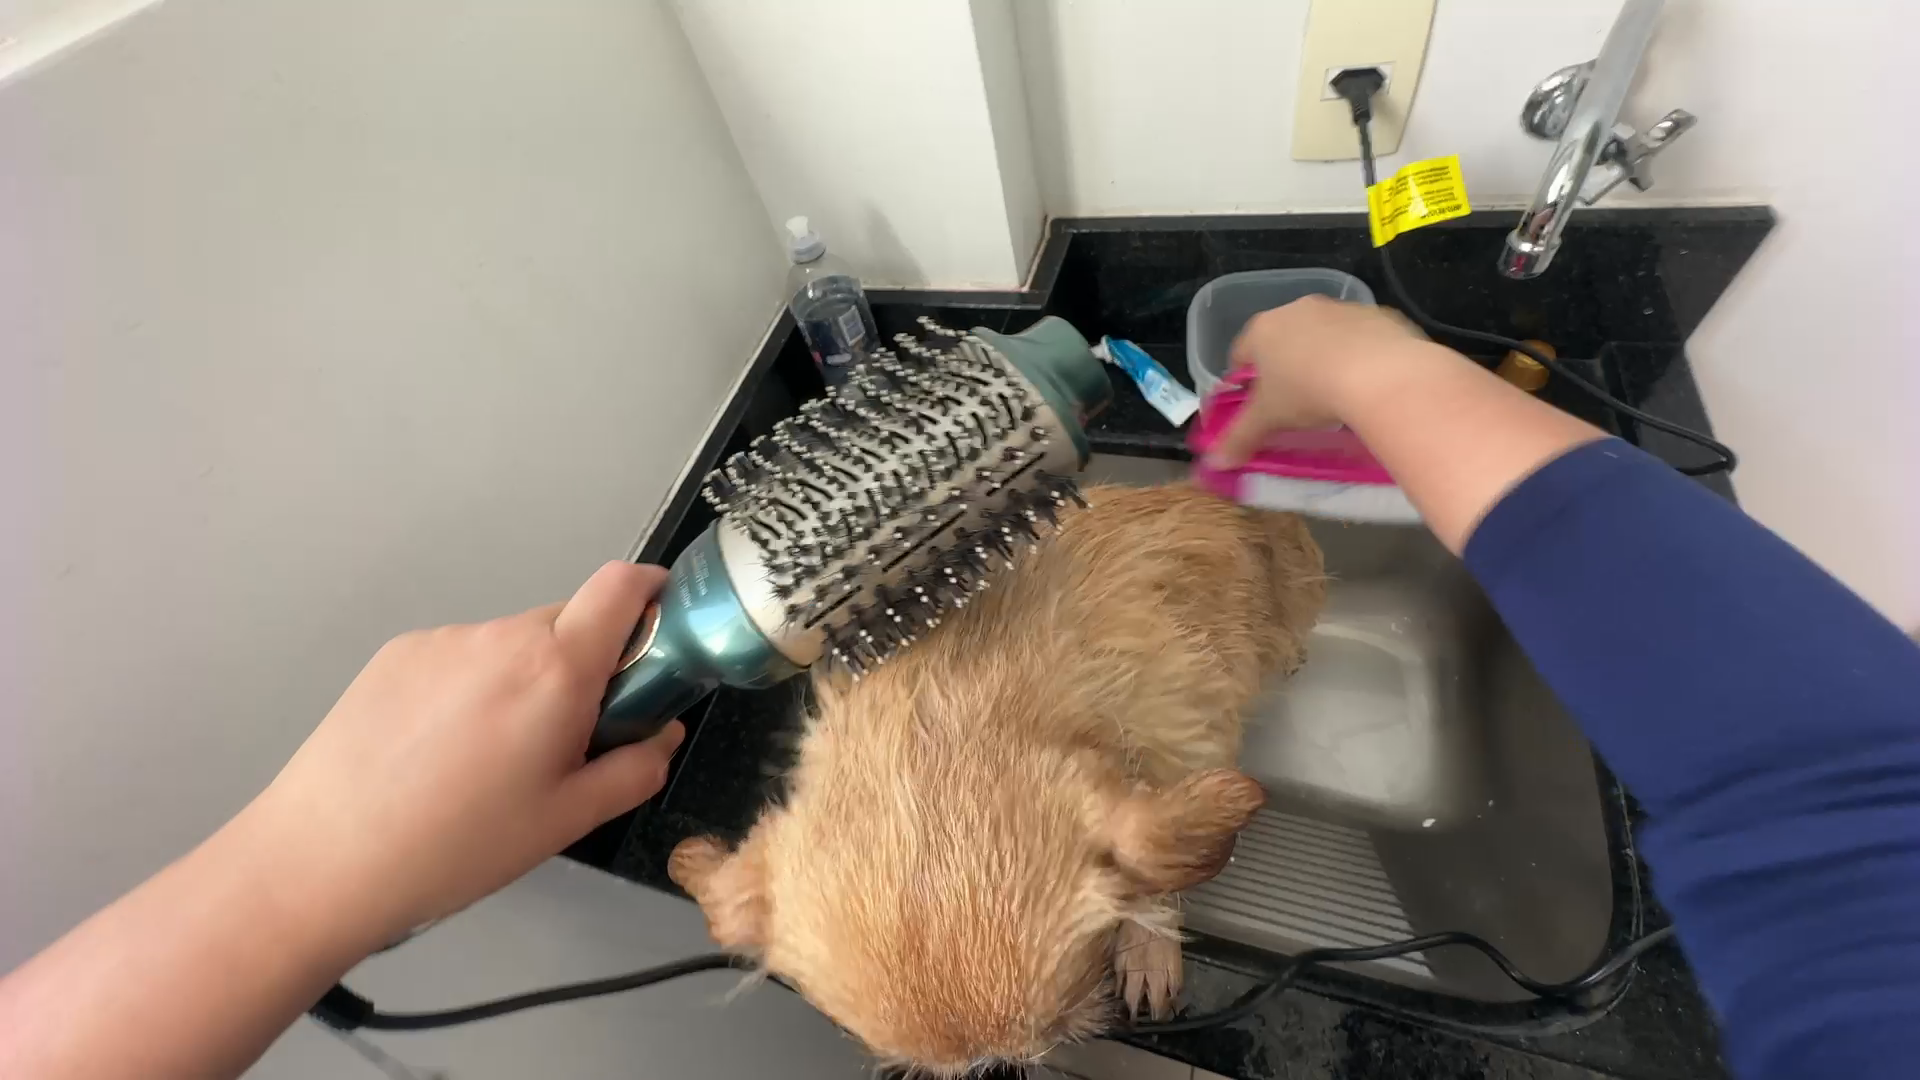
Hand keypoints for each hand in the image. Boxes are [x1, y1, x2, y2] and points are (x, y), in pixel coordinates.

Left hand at [237, 561, 685, 948]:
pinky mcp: (398, 652)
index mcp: (557, 668)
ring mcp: (445, 639)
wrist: (309, 867)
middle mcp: (504, 635)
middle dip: (590, 658)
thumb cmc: (460, 845)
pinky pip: (469, 651)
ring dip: (533, 673)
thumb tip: (664, 731)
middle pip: (574, 618)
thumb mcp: (572, 819)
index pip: (621, 585)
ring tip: (494, 748)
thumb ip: (640, 766)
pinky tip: (441, 743)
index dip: (652, 589)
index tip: (658, 627)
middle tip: (569, 729)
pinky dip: (481, 680)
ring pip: (520, 639)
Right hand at [1207, 296, 1432, 465]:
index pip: (1239, 353)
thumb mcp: (1267, 421)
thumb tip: (1215, 462)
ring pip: (1320, 336)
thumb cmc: (1307, 393)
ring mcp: (1340, 308)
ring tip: (1329, 394)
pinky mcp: (1378, 314)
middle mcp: (1297, 309)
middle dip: (1282, 368)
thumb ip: (1238, 439)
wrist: (1381, 376)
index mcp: (1262, 329)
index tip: (1254, 404)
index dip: (1243, 381)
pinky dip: (1355, 356)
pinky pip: (1357, 338)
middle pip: (1281, 341)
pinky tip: (1362, 383)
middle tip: (1291, 402)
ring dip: (1319, 359)